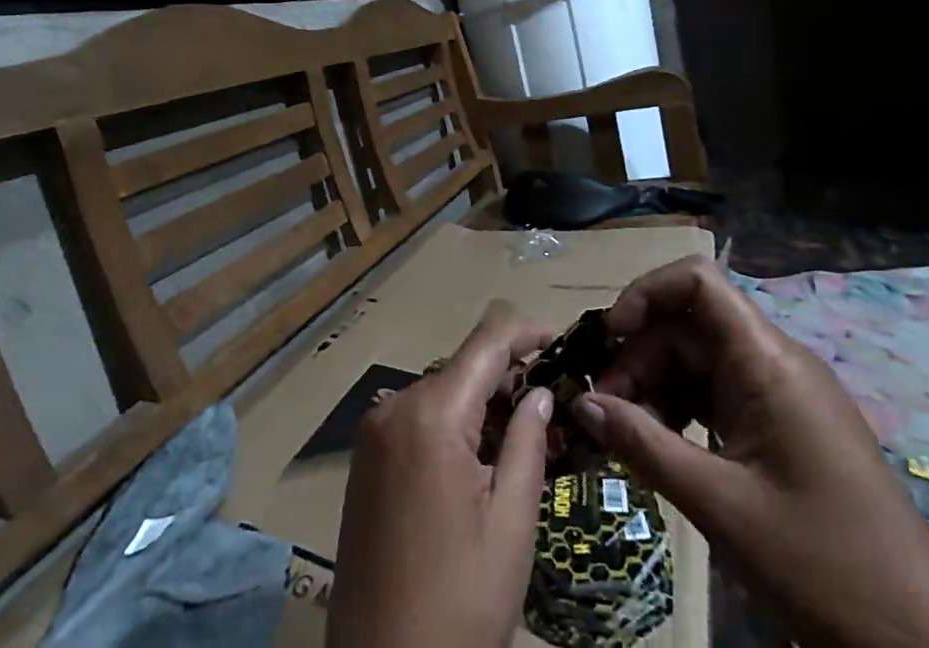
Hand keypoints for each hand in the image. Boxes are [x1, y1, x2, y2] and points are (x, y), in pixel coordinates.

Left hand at [329, 307, 554, 647]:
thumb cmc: (460, 596)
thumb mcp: (512, 519)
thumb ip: (527, 442)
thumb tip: (541, 393)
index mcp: (430, 415)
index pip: (485, 343)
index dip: (526, 333)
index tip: (563, 343)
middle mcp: (393, 408)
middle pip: (461, 369)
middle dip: (509, 378)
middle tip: (554, 408)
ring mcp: (373, 434)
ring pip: (440, 394)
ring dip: (482, 404)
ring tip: (525, 435)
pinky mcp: (365, 459)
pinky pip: (418, 420)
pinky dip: (453, 424)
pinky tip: (479, 458)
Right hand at [571, 256, 928, 647]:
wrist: (917, 632)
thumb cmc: (822, 560)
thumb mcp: (719, 503)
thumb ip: (643, 444)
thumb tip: (581, 403)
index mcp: (768, 362)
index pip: (698, 282)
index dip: (645, 294)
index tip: (608, 339)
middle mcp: (772, 363)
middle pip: (685, 328)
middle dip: (636, 361)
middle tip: (602, 415)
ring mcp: (776, 394)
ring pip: (694, 363)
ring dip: (651, 390)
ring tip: (624, 441)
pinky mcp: (775, 424)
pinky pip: (711, 396)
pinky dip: (676, 413)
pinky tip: (656, 452)